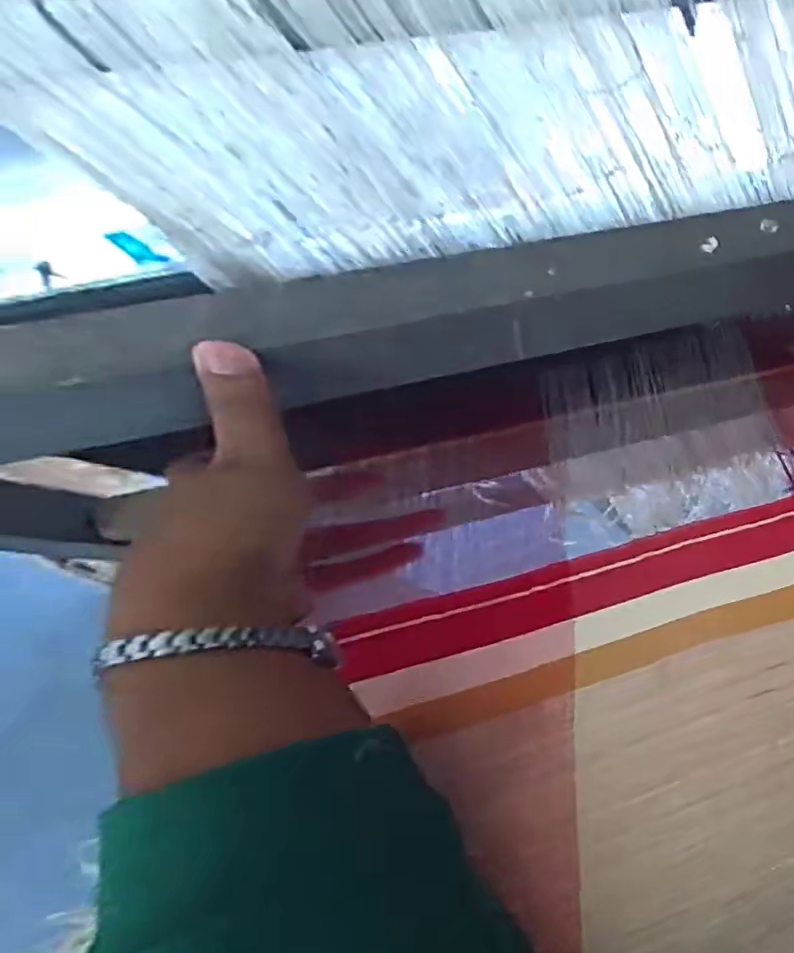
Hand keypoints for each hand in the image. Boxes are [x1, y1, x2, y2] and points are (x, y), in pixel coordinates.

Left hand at [107, 341, 436, 637]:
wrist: (218, 611)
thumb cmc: (232, 526)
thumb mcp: (249, 459)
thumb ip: (245, 410)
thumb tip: (217, 341)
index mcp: (206, 488)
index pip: (228, 463)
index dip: (267, 453)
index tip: (313, 446)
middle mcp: (224, 525)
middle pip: (289, 503)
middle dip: (344, 494)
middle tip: (388, 481)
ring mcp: (257, 564)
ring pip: (325, 538)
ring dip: (378, 528)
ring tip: (429, 519)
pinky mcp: (287, 595)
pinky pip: (338, 570)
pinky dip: (374, 559)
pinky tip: (412, 552)